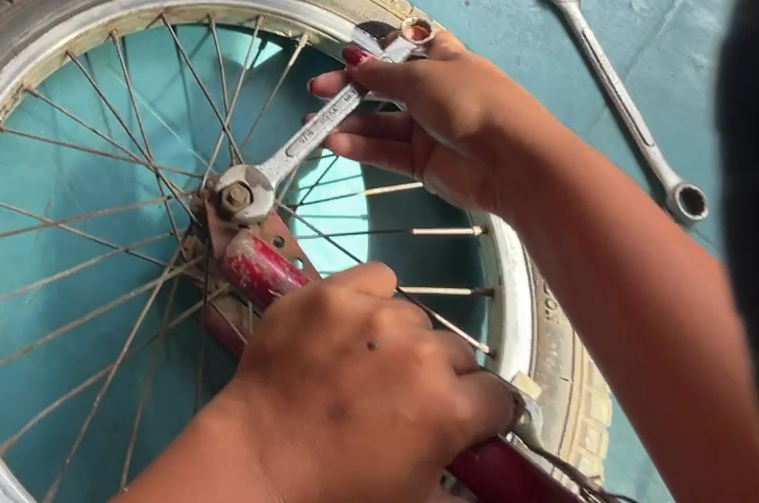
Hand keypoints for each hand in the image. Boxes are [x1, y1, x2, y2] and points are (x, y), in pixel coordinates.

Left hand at [205, 262, 511, 502]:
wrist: (260, 456)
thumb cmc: (338, 489)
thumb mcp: (415, 496)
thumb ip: (456, 473)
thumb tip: (479, 462)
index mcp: (448, 407)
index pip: (498, 395)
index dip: (481, 410)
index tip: (463, 416)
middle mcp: (418, 351)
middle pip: (455, 351)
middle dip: (440, 374)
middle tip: (404, 393)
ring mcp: (372, 313)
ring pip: (414, 316)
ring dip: (403, 336)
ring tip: (369, 358)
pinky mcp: (333, 290)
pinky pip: (375, 277)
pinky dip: (373, 294)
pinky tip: (354, 318)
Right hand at [307, 31, 570, 212]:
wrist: (514, 160)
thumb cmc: (470, 100)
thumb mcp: (422, 77)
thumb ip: (382, 74)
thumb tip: (354, 61)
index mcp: (441, 59)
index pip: (402, 49)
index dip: (375, 51)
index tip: (346, 55)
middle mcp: (432, 90)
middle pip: (383, 86)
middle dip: (350, 88)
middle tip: (317, 90)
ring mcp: (427, 127)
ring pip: (380, 122)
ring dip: (349, 122)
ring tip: (315, 125)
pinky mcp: (423, 161)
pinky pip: (386, 151)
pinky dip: (361, 147)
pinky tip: (336, 143)